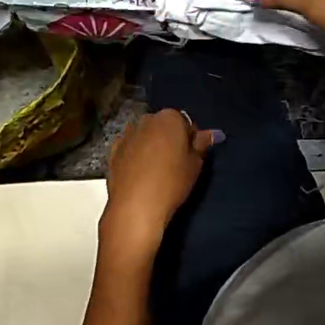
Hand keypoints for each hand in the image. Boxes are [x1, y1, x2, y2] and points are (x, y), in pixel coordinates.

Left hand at [103, 109, 220, 237]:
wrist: (136, 206)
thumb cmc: (172, 182)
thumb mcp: (195, 164)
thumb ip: (201, 144)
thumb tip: (211, 133)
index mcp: (169, 118)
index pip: (185, 122)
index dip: (190, 139)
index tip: (191, 155)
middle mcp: (146, 120)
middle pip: (163, 126)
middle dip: (169, 139)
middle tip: (176, 163)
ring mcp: (127, 134)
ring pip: (144, 136)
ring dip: (151, 145)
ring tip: (156, 170)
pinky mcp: (113, 151)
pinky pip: (129, 148)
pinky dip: (135, 154)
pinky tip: (140, 173)